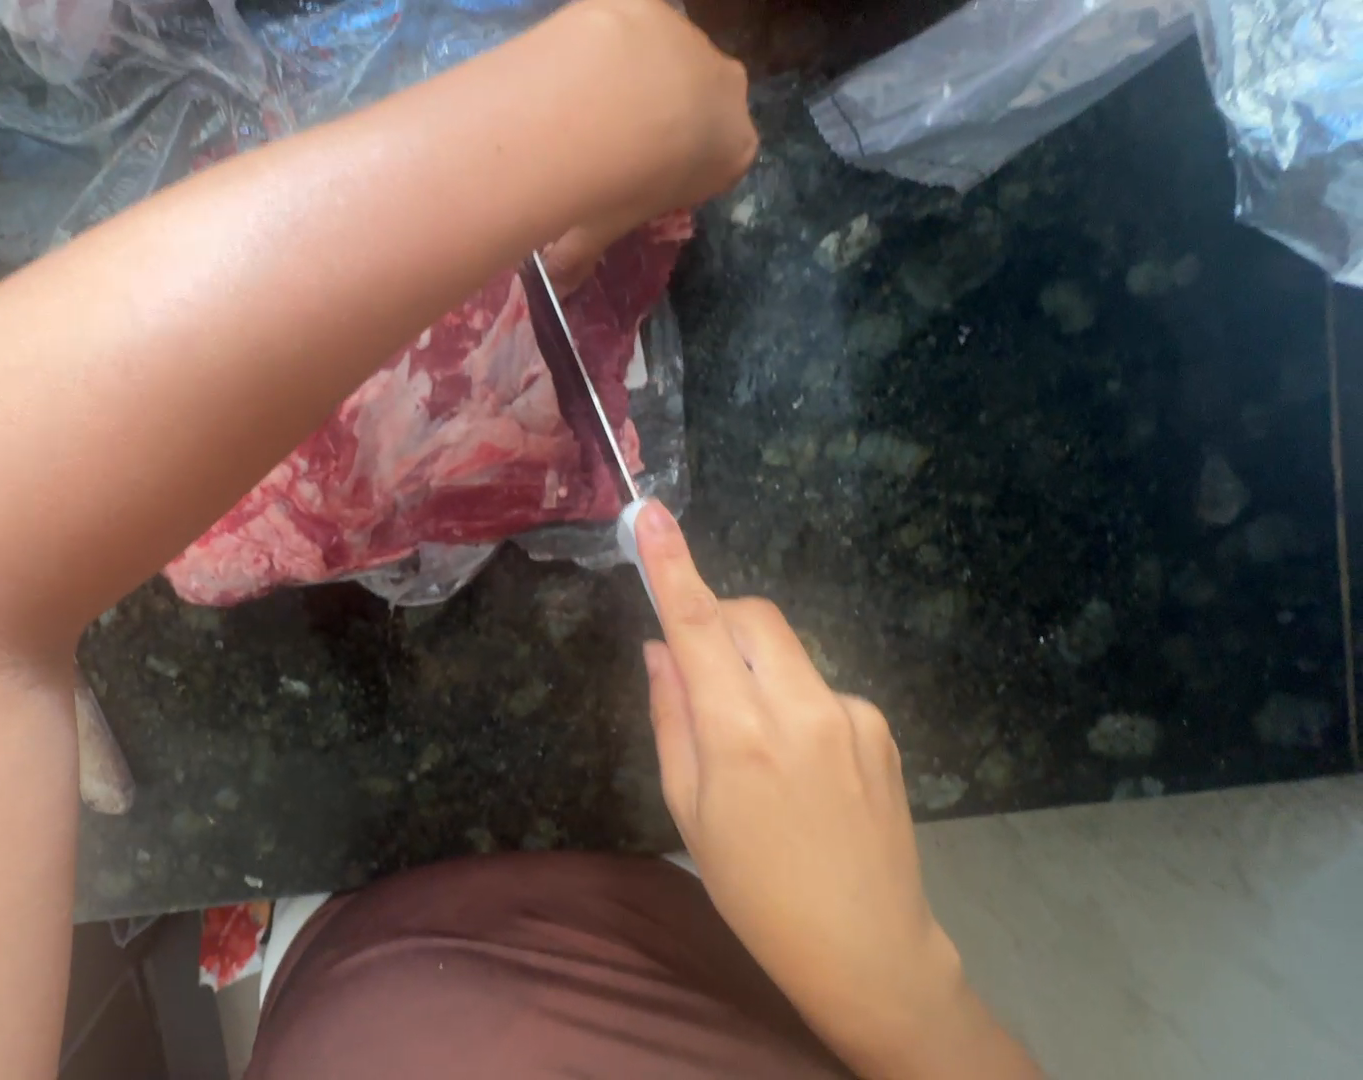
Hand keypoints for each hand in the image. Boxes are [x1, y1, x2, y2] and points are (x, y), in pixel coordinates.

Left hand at [539, 0, 757, 288]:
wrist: (600, 105)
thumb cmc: (616, 185)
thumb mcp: (597, 233)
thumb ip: (580, 258)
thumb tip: (557, 287)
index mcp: (733, 150)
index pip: (714, 165)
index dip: (673, 175)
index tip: (634, 187)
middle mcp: (728, 90)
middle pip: (694, 110)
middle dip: (657, 126)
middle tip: (603, 150)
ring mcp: (693, 40)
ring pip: (662, 65)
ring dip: (628, 85)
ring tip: (578, 113)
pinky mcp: (654, 6)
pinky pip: (627, 32)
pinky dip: (601, 51)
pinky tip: (567, 74)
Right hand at [633, 502, 1039, 1079]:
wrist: (866, 948)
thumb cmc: (750, 885)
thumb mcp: (685, 806)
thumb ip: (669, 714)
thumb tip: (659, 648)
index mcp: (739, 735)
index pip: (696, 627)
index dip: (671, 566)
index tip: (651, 515)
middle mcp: (802, 709)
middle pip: (752, 616)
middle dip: (716, 619)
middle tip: (697, 668)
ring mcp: (852, 715)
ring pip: (783, 651)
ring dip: (752, 667)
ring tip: (753, 744)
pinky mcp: (881, 726)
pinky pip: (816, 685)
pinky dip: (790, 699)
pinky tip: (798, 764)